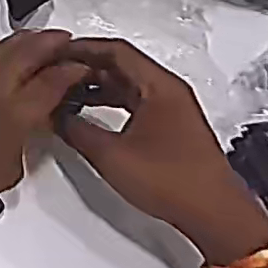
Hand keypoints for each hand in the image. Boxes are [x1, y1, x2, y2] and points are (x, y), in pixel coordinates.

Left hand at [0, 30, 89, 218]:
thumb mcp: (13, 165)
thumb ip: (30, 134)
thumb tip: (36, 120)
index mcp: (16, 113)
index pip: (52, 80)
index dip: (72, 70)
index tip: (84, 66)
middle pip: (28, 53)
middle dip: (51, 42)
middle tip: (66, 41)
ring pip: (5, 48)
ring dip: (28, 40)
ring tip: (44, 39)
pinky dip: (5, 48)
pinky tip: (13, 51)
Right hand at [58, 38, 267, 263]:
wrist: (216, 219)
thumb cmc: (174, 183)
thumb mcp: (109, 154)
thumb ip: (74, 128)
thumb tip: (52, 115)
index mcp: (160, 87)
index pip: (114, 50)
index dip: (79, 48)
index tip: (52, 52)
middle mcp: (168, 92)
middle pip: (119, 63)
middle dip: (82, 64)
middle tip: (51, 69)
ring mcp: (170, 108)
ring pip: (124, 81)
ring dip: (92, 83)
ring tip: (60, 89)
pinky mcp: (168, 126)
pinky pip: (130, 99)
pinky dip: (105, 99)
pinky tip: (83, 111)